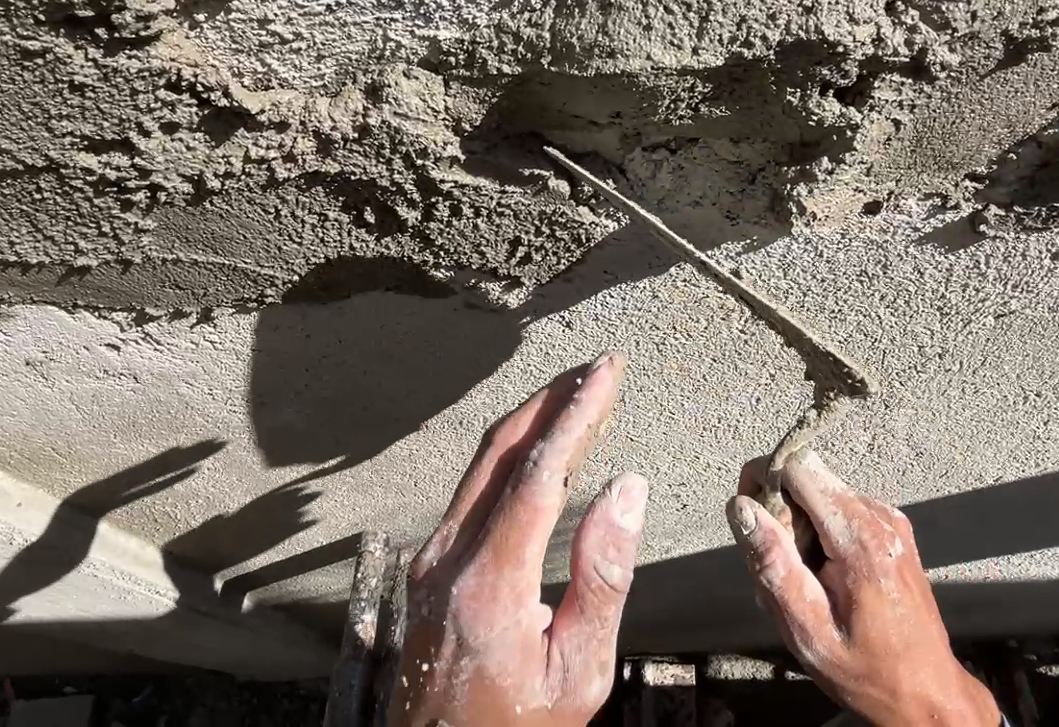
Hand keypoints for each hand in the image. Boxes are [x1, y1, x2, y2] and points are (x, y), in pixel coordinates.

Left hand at [392, 353, 647, 725]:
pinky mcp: (432, 559)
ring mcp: (433, 554)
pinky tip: (543, 442)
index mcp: (490, 583)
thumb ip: (602, 577)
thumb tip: (627, 488)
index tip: (608, 375)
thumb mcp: (579, 672)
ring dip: (532, 417)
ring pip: (483, 460)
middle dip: (553, 397)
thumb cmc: (517, 726)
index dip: (577, 415)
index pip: (539, 473)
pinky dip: (514, 450)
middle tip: (598, 368)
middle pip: (503, 449)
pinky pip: (475, 484)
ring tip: (578, 390)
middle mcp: (450, 555)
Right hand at [727, 452, 997, 726]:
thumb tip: (740, 506)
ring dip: (797, 523)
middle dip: (778, 511)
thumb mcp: (807, 629)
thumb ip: (773, 564)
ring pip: (819, 490)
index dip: (763, 481)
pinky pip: (837, 505)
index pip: (797, 466)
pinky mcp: (891, 526)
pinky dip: (818, 530)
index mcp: (858, 536)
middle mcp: (878, 514)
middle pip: (806, 476)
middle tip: (778, 566)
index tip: (755, 524)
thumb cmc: (867, 671)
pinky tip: (823, 575)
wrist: (930, 693)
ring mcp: (889, 517)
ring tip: (802, 578)